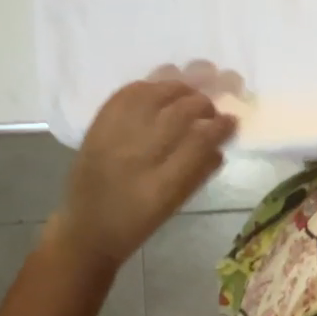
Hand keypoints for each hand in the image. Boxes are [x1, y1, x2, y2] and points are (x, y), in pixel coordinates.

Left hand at [48, 81, 236, 269]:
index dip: (220, 126)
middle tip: (210, 108)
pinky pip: (124, 95)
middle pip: (177, 114)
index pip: (199, 142)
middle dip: (202, 103)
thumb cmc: (136, 222)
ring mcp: (112, 139)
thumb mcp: (175, 205)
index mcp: (161, 186)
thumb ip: (200, 172)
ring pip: (151, 96)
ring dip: (177, 88)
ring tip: (188, 93)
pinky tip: (159, 89)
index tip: (232, 120)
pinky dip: (146, 87)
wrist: (84, 229)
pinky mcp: (96, 129)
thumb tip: (220, 142)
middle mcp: (136, 158)